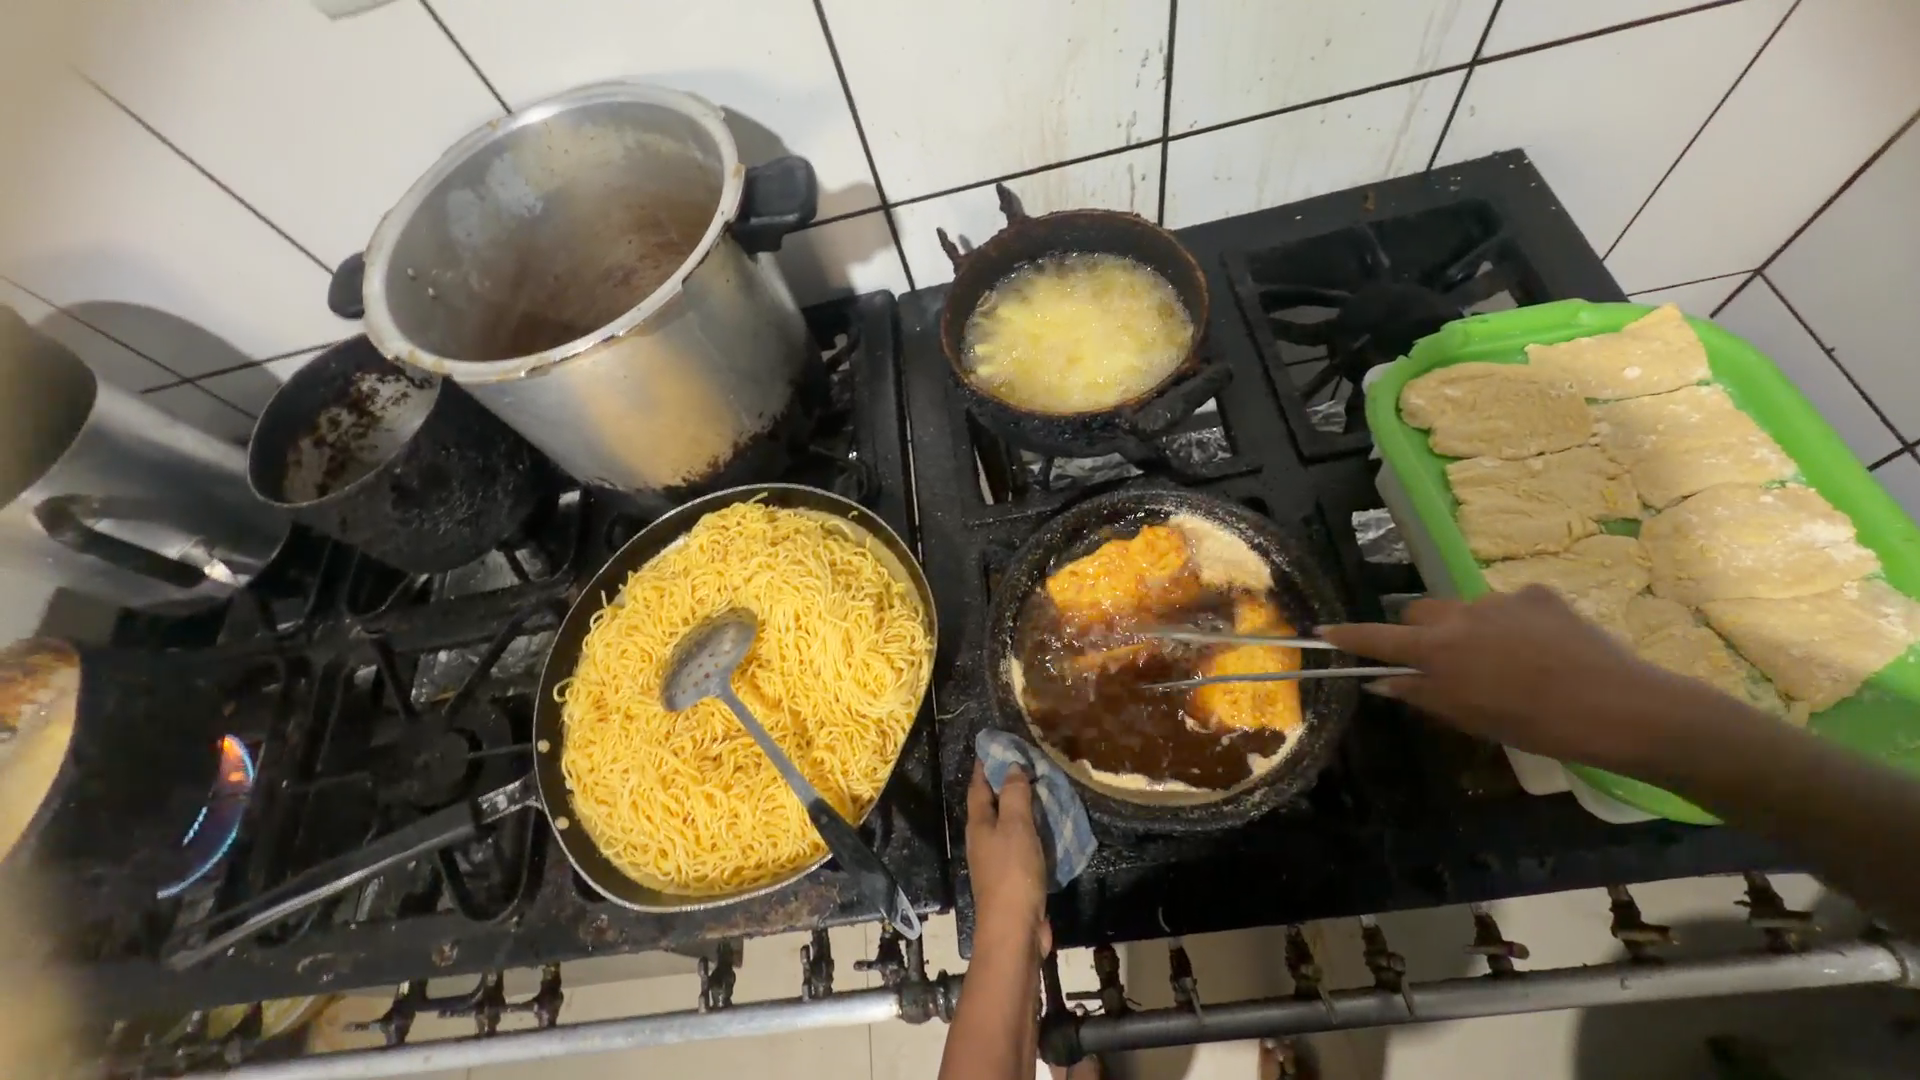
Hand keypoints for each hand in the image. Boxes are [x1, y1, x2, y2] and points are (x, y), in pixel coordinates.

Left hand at [966, 762, 1050, 953]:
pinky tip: (1048, 828)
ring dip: (1021, 808)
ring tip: (1041, 790)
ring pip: (1008, 825)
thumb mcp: (1015, 826)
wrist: (1014, 930)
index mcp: (979, 824)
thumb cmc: (1012, 872)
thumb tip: (1010, 767)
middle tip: (1026, 763)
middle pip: (991, 804)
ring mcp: (997, 860)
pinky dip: (1033, 831)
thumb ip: (1014, 795)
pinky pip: (1022, 845)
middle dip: (1005, 783)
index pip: (978, 786)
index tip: (996, 745)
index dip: (985, 765)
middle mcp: (983, 839)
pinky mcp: (1014, 878)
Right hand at [1318, 586, 1714, 773]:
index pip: (1378, 638)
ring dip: (1469, 631)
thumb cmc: (1536, 724)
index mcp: (1438, 650)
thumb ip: (1421, 694)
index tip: (1322, 631)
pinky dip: (1511, 624)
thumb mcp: (1470, 717)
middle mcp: (1460, 615)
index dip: (1348, 636)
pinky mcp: (1539, 595)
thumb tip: (1382, 680)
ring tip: (1506, 664)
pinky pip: (1508, 606)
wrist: (1622, 708)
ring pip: (1465, 611)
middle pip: (1420, 615)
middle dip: (1420, 634)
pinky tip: (1540, 650)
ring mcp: (1501, 600)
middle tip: (1441, 665)